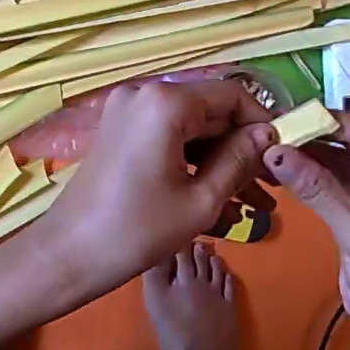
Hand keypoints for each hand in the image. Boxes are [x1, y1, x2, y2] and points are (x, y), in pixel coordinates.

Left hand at [35, 80, 275, 300]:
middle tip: (271, 186)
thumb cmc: (137, 230)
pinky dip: (192, 164)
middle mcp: (144, 94)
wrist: (68, 255)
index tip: (282, 156)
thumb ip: (239, 160)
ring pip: (190, 130)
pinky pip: (167, 140)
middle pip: (210, 112)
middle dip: (242, 149)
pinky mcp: (119, 132)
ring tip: (253, 204)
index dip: (262, 124)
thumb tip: (269, 135)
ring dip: (220, 162)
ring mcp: (127, 112)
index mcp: (165, 102)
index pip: (231, 95)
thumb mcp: (200, 200)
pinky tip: (219, 200)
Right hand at [262, 112, 349, 349]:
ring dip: (315, 150)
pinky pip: (343, 173)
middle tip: (279, 126)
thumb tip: (273, 151)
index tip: (299, 117)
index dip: (345, 125)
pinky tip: (284, 160)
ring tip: (274, 139)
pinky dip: (315, 169)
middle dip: (324, 135)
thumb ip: (319, 190)